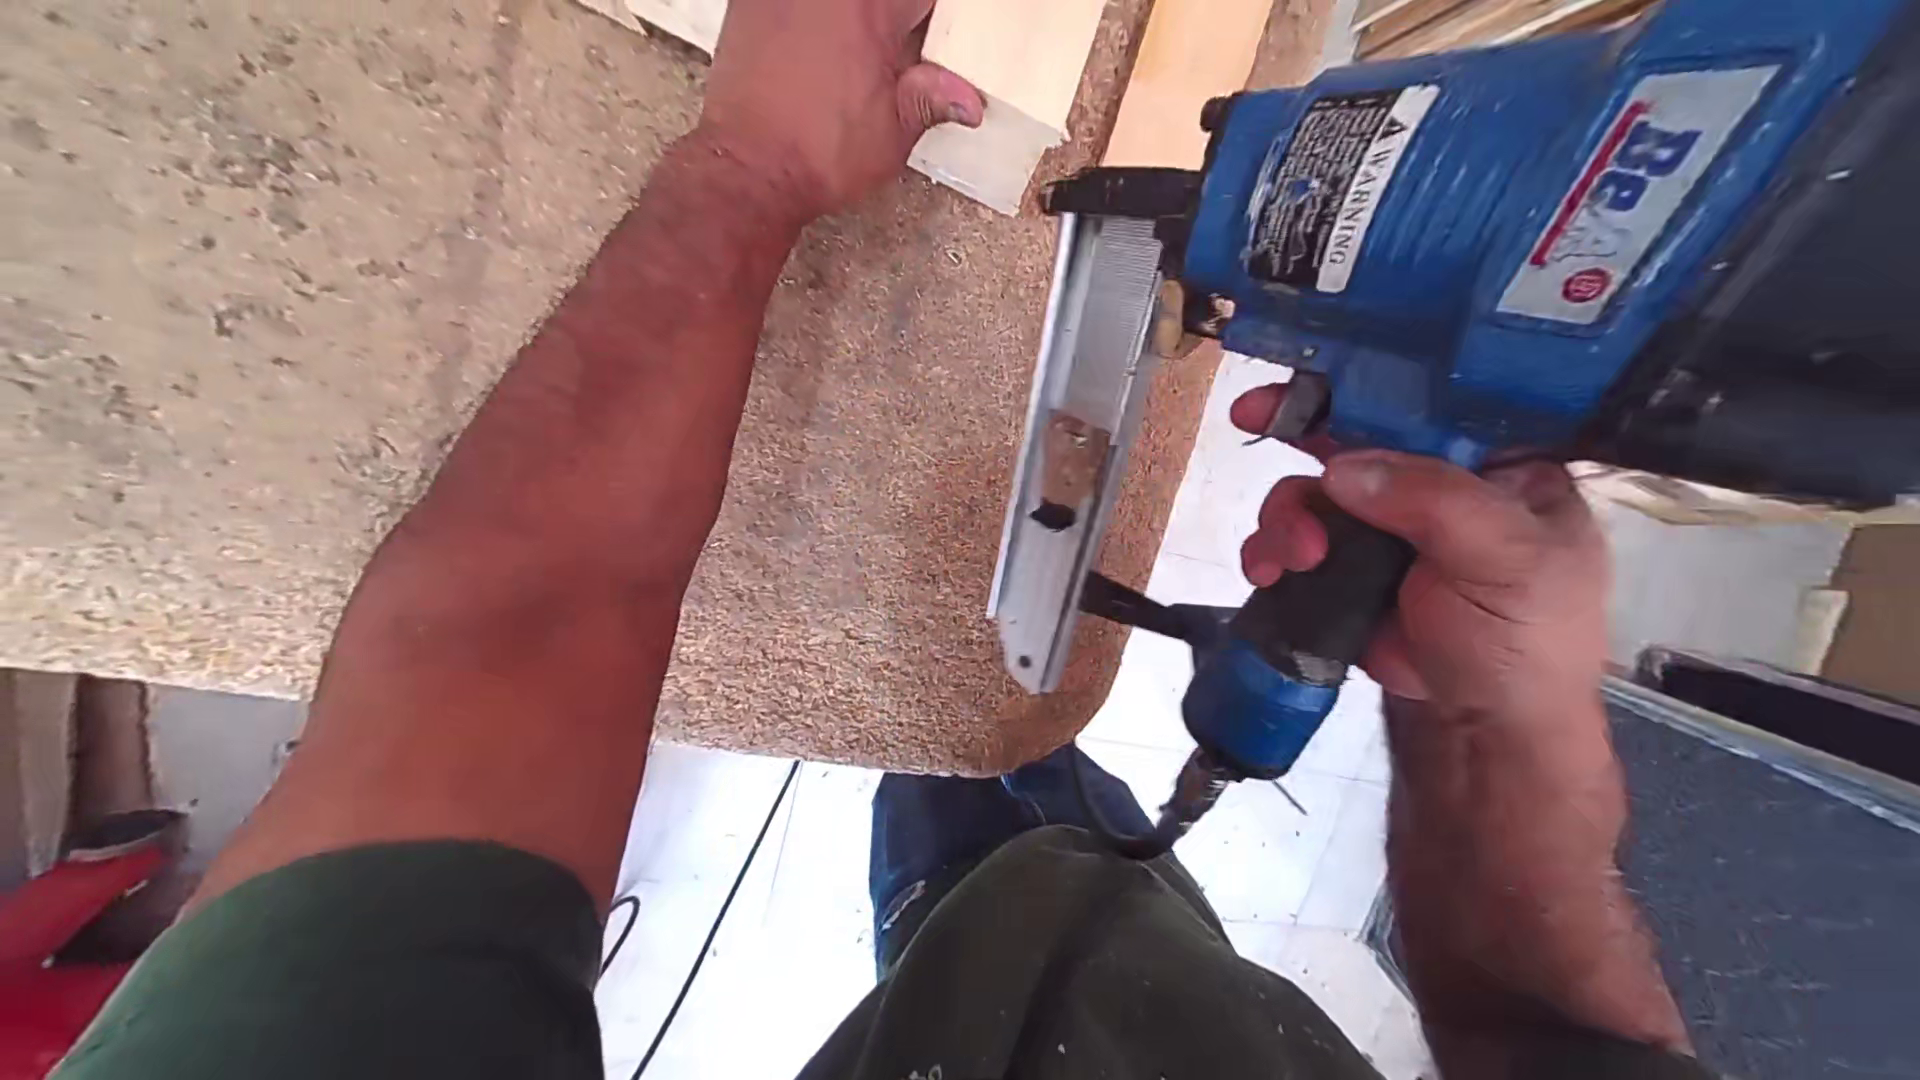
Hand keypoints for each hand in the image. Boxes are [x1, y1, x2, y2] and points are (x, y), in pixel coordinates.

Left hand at [700, 0, 984, 220]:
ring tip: (855, 66)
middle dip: (895, 23)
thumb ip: (931, 102)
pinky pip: (803, 6)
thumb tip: (969, 100)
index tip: (932, 44)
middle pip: (881, 1)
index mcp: (873, 7)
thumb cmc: (818, 155)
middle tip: (892, 59)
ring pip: (842, 6)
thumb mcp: (892, 136)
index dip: (934, 22)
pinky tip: (816, 54)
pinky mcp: (752, 1)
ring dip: (855, 23)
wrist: (750, 168)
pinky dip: (816, 22)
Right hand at [1230, 384, 1609, 718]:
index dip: (1372, 381)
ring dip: (1284, 517)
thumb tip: (1341, 470)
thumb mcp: (1506, 561)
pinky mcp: (1335, 562)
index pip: (1432, 404)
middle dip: (1298, 427)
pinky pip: (1286, 536)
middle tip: (1250, 415)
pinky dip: (1267, 550)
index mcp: (1492, 466)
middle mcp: (1427, 484)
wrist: (1473, 719)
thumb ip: (1434, 503)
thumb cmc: (1519, 638)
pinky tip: (1269, 574)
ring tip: (1293, 560)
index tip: (1314, 372)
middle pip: (1352, 437)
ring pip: (1307, 490)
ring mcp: (1375, 524)